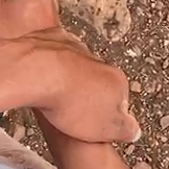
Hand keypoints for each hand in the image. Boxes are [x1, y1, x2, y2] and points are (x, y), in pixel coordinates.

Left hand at [0, 30, 139, 144]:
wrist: (35, 72)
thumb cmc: (68, 100)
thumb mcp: (106, 129)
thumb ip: (125, 129)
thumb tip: (133, 130)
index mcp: (116, 79)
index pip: (120, 100)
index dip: (106, 115)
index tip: (93, 125)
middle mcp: (98, 59)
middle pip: (97, 80)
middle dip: (85, 95)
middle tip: (70, 113)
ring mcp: (73, 46)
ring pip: (74, 65)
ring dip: (66, 78)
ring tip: (52, 97)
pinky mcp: (48, 38)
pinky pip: (50, 53)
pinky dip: (46, 63)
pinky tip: (38, 77)